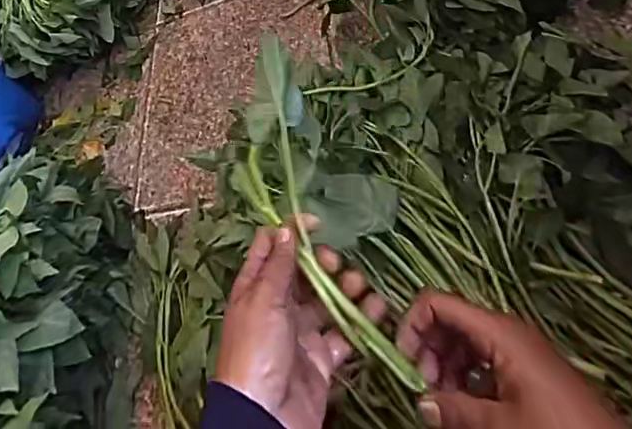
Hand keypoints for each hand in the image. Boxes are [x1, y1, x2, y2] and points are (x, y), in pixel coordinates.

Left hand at [215, 225, 386, 428]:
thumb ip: (279, 265)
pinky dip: (360, 320)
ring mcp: (300, 331)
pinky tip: (376, 309)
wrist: (266, 417)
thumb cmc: (257, 348)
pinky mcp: (321, 357)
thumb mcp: (263, 298)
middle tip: (335, 263)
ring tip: (360, 285)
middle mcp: (277, 304)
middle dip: (322, 262)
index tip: (316, 222)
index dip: (291, 230)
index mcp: (255, 285)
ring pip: (326, 300)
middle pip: (303, 272)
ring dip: (345, 288)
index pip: (272, 247)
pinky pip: (343, 332)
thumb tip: (287, 230)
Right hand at [397, 292, 623, 428]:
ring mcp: (517, 346)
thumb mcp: (501, 426)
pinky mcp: (527, 365)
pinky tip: (468, 405)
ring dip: (447, 365)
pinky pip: (484, 356)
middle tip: (424, 387)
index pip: (437, 302)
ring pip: (465, 338)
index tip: (402, 359)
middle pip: (449, 318)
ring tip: (445, 401)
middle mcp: (504, 327)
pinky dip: (467, 374)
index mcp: (496, 329)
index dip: (412, 324)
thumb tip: (420, 402)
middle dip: (429, 348)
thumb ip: (456, 410)